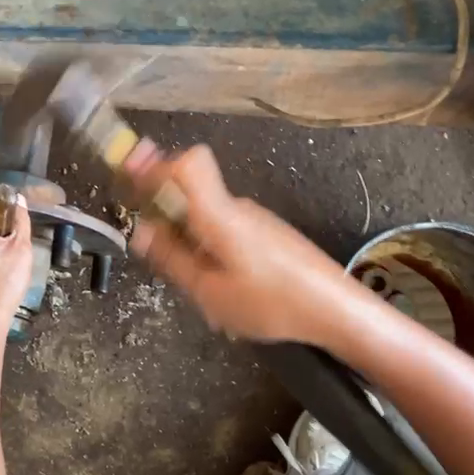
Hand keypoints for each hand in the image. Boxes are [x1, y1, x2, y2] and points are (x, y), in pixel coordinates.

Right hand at [128, 144, 359, 344]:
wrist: (340, 311)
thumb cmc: (273, 304)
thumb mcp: (210, 292)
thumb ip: (172, 259)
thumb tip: (140, 231)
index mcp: (218, 215)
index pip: (187, 163)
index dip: (156, 166)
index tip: (133, 181)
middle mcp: (236, 207)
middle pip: (190, 191)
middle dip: (167, 216)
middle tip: (162, 254)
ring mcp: (255, 217)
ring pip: (207, 214)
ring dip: (192, 238)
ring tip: (202, 284)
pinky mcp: (268, 231)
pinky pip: (226, 228)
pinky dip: (214, 247)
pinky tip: (229, 285)